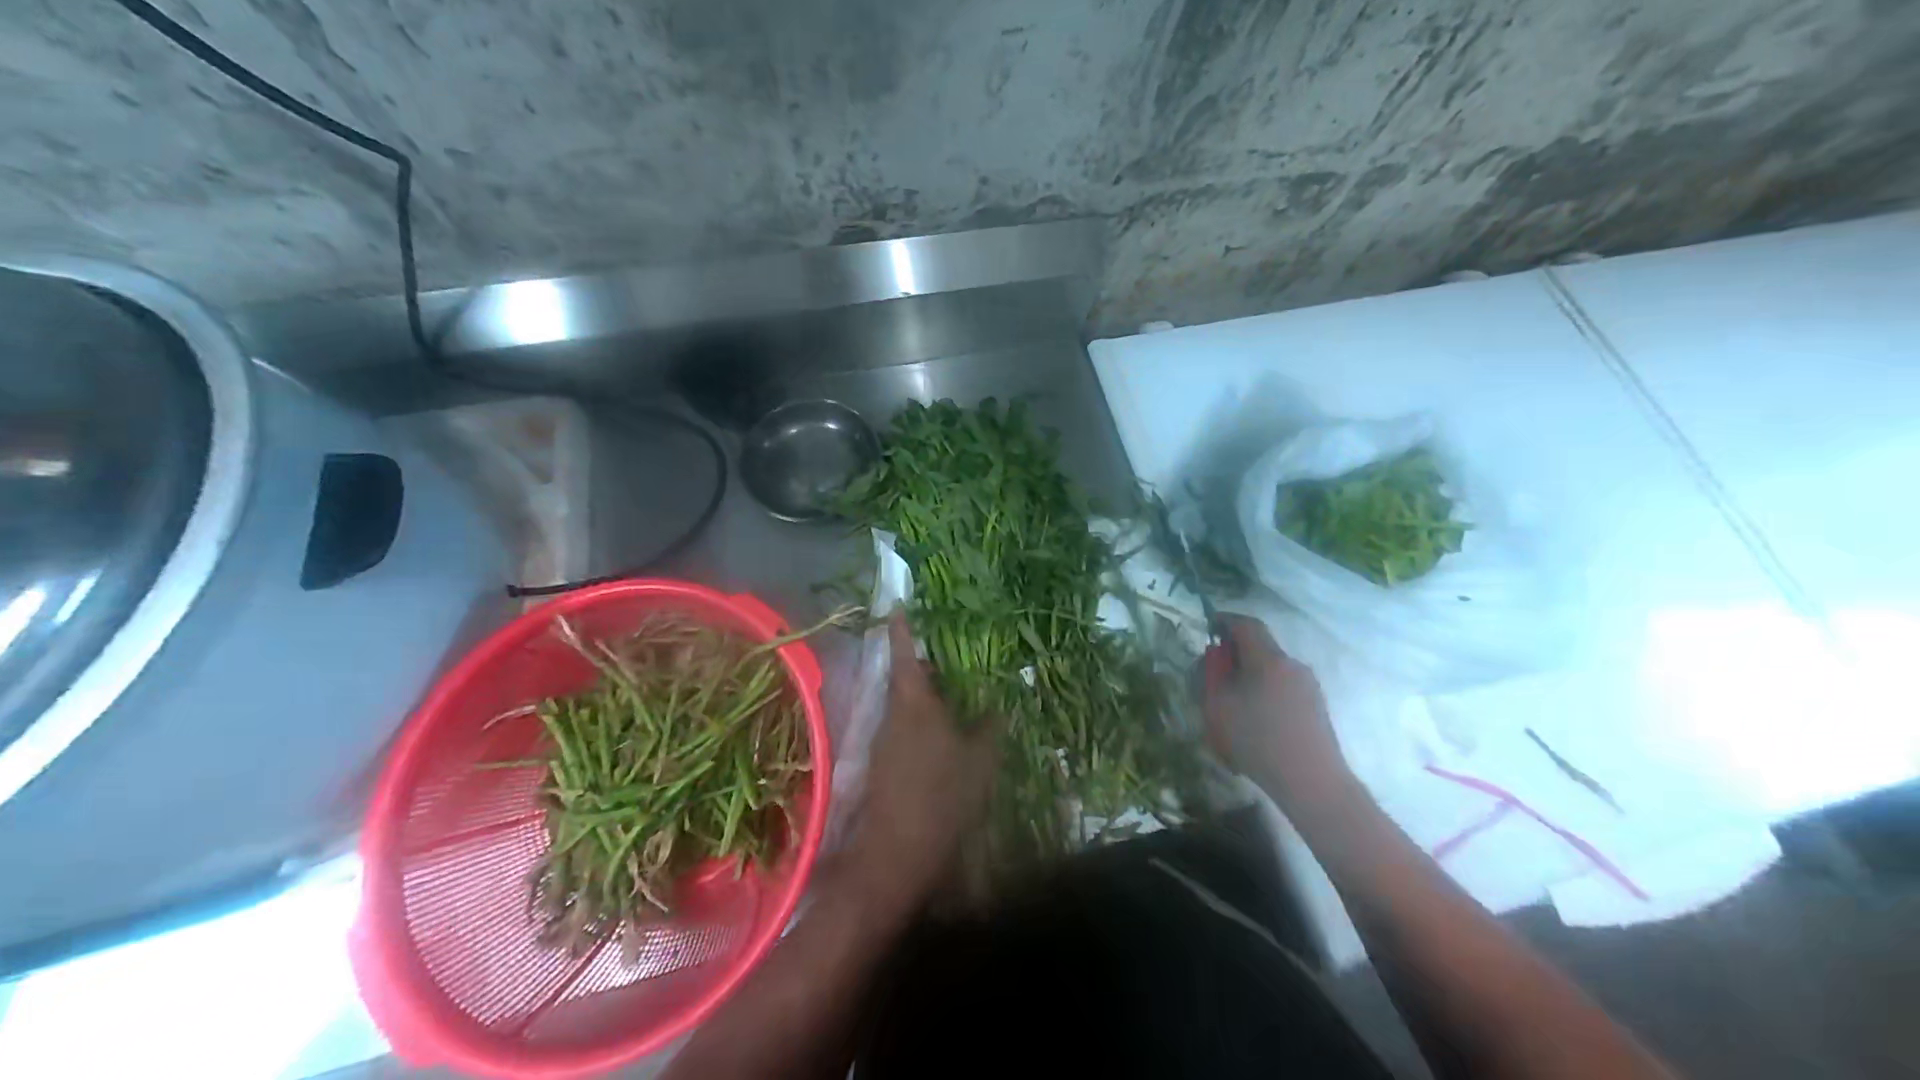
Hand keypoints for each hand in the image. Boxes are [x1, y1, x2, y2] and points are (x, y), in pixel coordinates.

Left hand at [841, 614, 997, 913]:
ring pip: (905, 708)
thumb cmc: (942, 798)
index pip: (905, 655)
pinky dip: (922, 725)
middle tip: (951, 657)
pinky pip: (904, 731)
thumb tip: (999, 705)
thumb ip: (989, 728)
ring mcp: (884, 742)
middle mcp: (893, 716)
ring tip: (956, 696)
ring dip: (925, 698)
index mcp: (914, 704)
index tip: (899, 604)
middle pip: (905, 680)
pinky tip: (945, 738)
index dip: (903, 629)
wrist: (895, 855)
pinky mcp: (883, 766)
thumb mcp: (980, 761)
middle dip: (925, 667)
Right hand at [1201, 614, 1357, 816]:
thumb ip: (1210, 674)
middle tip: (1213, 675)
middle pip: (1259, 649)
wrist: (1312, 783)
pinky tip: (1254, 727)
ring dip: (1249, 680)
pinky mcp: (1316, 710)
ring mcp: (1309, 688)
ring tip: (1231, 708)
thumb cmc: (1257, 739)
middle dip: (1235, 656)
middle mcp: (1292, 665)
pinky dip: (1264, 697)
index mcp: (1268, 658)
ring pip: (1271, 672)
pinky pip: (1283, 692)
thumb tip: (1215, 657)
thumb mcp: (1216, 706)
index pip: (1246, 624)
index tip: (1208, 626)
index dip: (1225, 621)